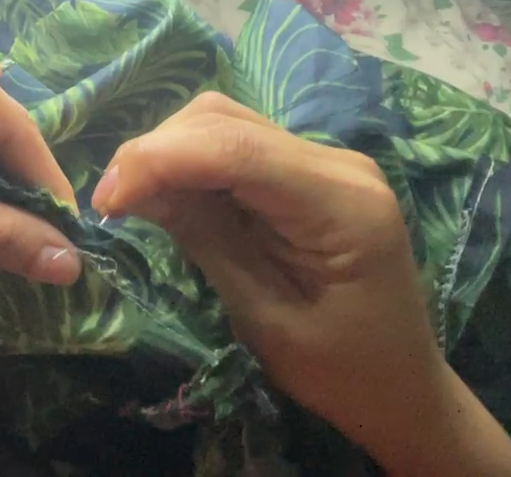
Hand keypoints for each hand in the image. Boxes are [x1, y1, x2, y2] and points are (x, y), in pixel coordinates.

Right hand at [91, 92, 493, 470]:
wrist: (405, 390)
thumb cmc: (342, 373)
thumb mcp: (264, 319)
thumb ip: (203, 239)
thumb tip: (130, 188)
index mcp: (342, 203)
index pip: (235, 150)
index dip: (159, 160)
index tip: (106, 199)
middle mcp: (337, 161)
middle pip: (223, 121)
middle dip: (156, 152)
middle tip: (112, 202)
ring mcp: (323, 157)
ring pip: (221, 120)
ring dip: (167, 150)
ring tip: (133, 196)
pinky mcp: (305, 165)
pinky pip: (233, 140)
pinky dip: (189, 158)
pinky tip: (168, 190)